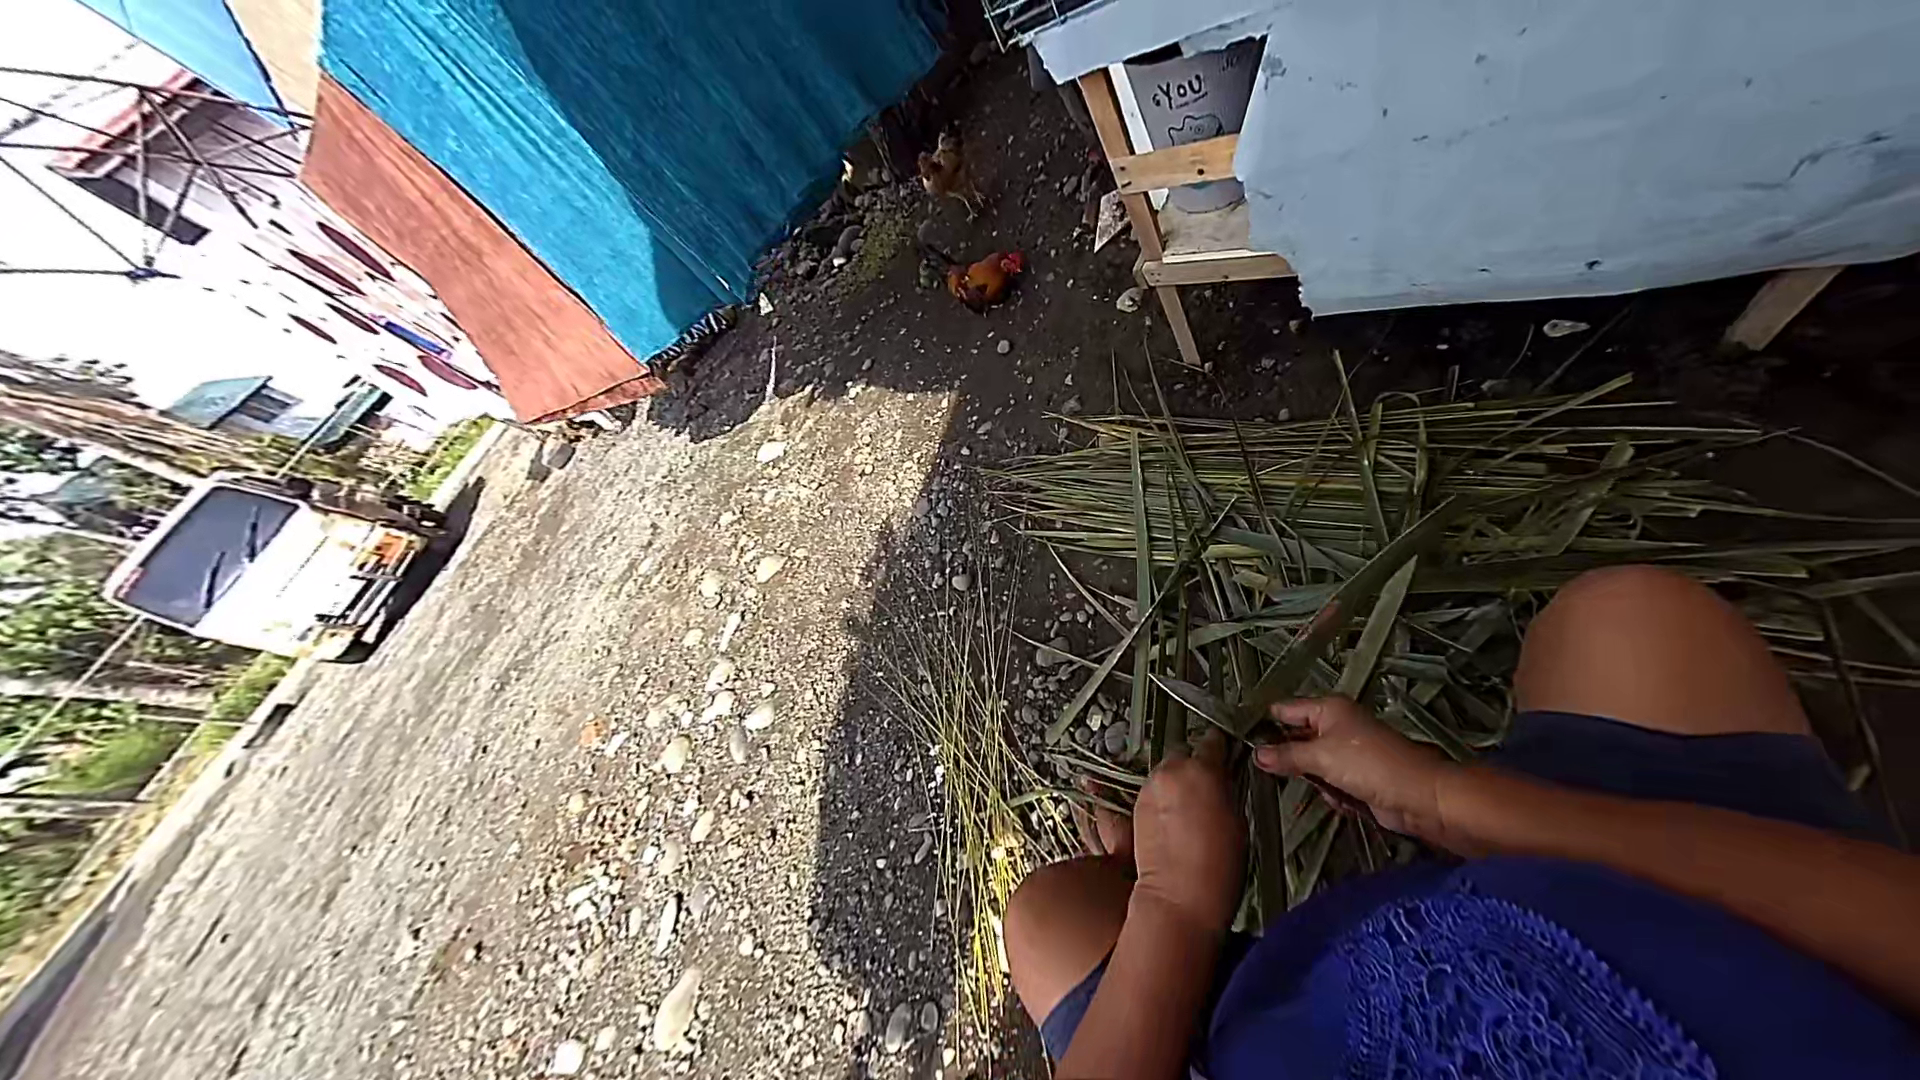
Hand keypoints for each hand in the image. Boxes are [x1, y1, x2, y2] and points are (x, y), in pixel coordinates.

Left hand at [1129, 729, 1244, 936]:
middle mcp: (1171, 772)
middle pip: (1185, 753)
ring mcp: (1151, 786)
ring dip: (1178, 781)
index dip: (1220, 747)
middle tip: (1209, 787)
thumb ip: (1228, 788)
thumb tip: (1225, 779)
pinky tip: (1176, 820)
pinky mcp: (1137, 803)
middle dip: (1195, 766)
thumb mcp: (1239, 820)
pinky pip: (1154, 790)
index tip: (1225, 750)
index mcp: (1202, 771)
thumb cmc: (1215, 868)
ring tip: (1192, 809)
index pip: (1212, 743)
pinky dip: (1164, 797)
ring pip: (1167, 771)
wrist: (1177, 895)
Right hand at [1252, 697, 1453, 838]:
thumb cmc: (1371, 766)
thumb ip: (1285, 756)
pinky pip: (1330, 782)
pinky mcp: (1358, 777)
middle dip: (1289, 757)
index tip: (1244, 739)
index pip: (1285, 710)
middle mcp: (1337, 726)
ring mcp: (1348, 753)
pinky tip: (1342, 799)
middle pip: (1297, 739)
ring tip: (1325, 787)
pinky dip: (1332, 793)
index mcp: (1328, 709)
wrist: (1421, 799)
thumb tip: (1256, 755)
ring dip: (1314, 780)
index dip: (1265, 723)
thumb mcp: (1320, 757)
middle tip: (1274, 769)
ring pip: (1312, 765)